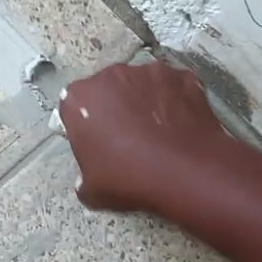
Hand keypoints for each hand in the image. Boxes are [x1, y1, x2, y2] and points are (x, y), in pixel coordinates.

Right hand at [59, 61, 237, 212]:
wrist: (188, 174)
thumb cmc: (130, 179)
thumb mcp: (91, 190)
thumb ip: (84, 173)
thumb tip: (91, 176)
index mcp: (79, 98)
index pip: (73, 106)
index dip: (83, 124)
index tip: (95, 142)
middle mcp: (111, 76)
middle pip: (106, 89)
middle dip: (113, 107)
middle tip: (125, 136)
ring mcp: (149, 72)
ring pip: (140, 84)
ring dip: (143, 100)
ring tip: (156, 131)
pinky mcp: (182, 76)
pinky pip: (171, 87)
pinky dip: (173, 101)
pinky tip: (178, 125)